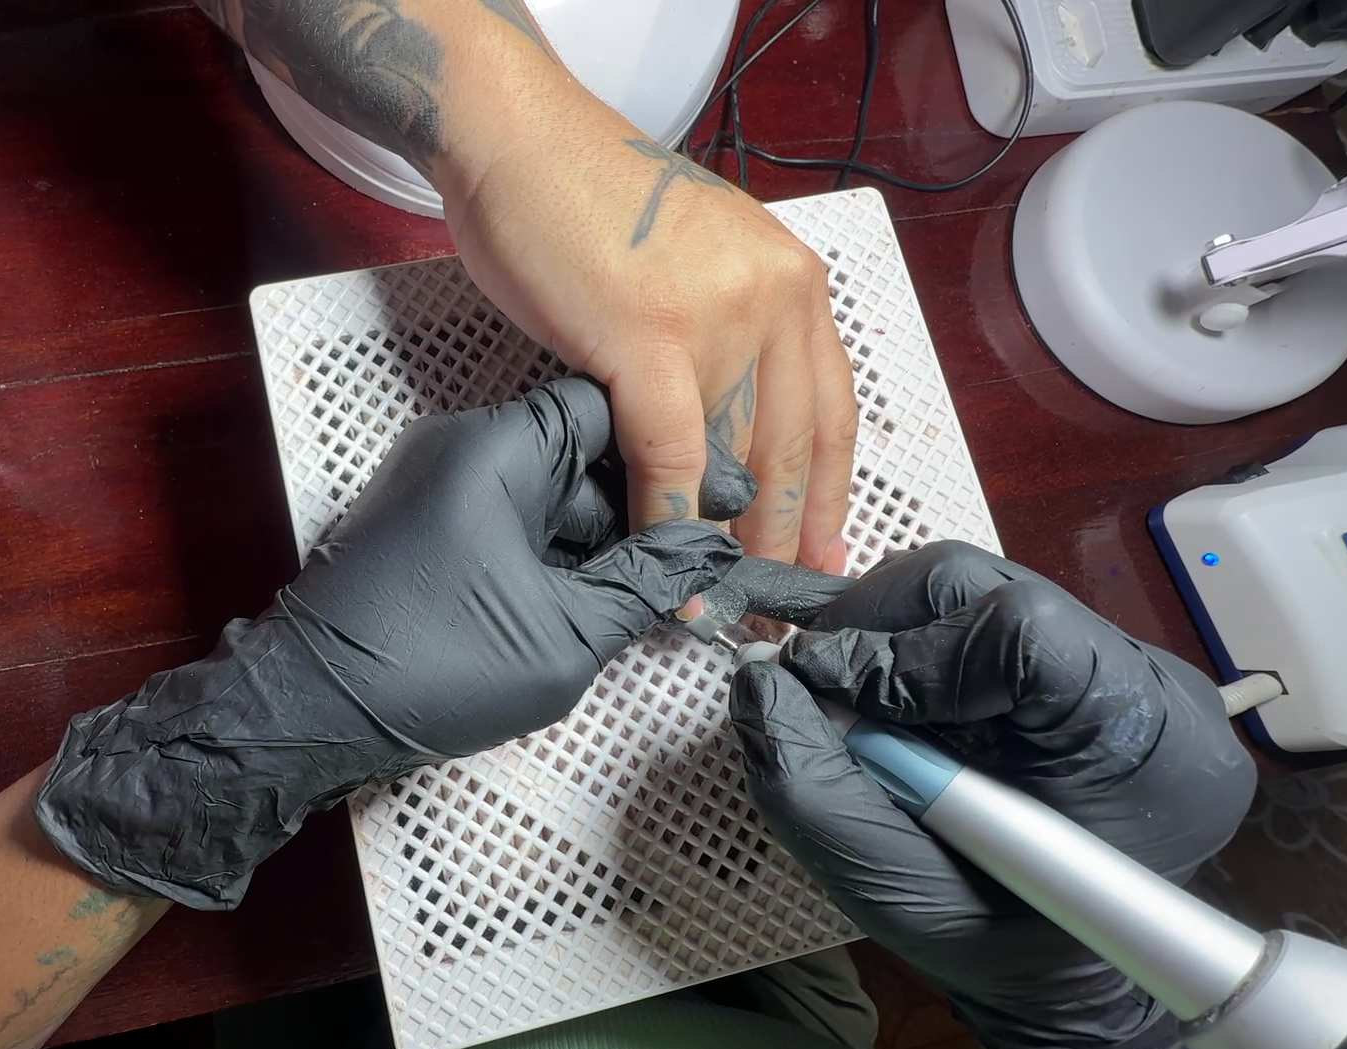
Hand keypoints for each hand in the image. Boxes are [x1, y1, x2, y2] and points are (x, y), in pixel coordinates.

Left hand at [37, 379, 755, 909]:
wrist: (313, 706)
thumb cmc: (437, 664)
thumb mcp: (564, 634)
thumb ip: (646, 584)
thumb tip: (708, 552)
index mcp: (496, 448)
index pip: (606, 409)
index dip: (670, 452)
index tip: (722, 500)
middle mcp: (462, 446)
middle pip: (578, 453)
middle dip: (639, 506)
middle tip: (700, 557)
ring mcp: (438, 483)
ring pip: (544, 491)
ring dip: (598, 536)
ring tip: (660, 586)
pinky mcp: (426, 521)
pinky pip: (508, 518)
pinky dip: (553, 549)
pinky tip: (597, 593)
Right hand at [437, 85, 855, 567]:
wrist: (518, 143)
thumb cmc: (583, 205)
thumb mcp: (677, 275)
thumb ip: (707, 349)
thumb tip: (698, 438)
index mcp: (788, 284)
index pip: (827, 415)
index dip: (827, 500)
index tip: (818, 558)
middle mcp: (773, 299)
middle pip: (794, 449)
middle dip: (786, 541)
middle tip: (776, 607)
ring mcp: (716, 317)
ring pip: (738, 459)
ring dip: (729, 542)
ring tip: (721, 600)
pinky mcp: (649, 337)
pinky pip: (671, 451)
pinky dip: (668, 514)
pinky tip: (667, 560)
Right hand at [727, 542, 1256, 1048]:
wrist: (1043, 951)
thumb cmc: (985, 935)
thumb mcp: (883, 879)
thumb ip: (808, 781)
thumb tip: (756, 679)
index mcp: (1138, 741)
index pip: (1016, 630)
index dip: (901, 653)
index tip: (829, 693)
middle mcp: (1133, 676)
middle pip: (970, 583)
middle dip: (865, 623)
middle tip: (815, 679)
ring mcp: (1090, 653)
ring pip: (949, 583)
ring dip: (869, 628)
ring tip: (843, 689)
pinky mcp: (1043, 648)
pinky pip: (946, 604)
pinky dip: (882, 632)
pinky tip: (859, 675)